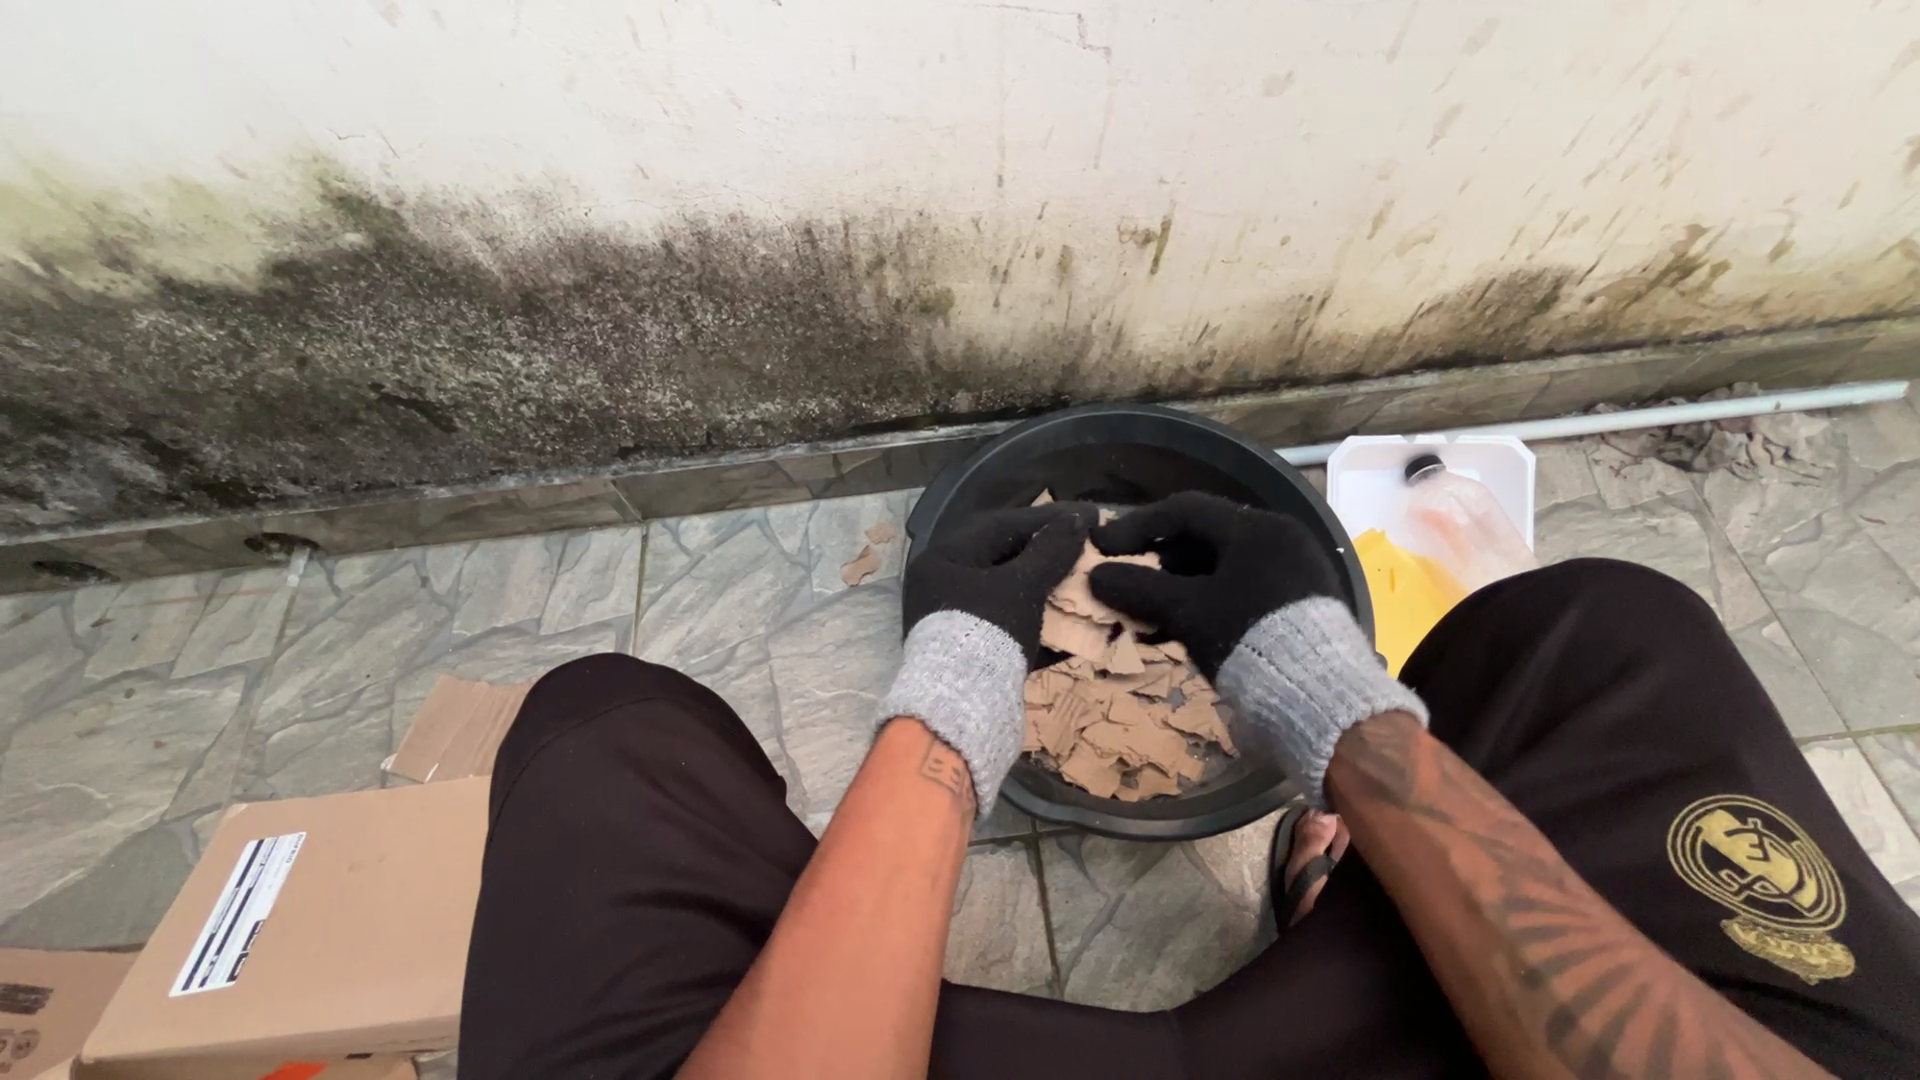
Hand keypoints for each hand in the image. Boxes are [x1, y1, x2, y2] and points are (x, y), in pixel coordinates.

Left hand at [903, 503, 1095, 665]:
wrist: (963, 708)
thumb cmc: (985, 633)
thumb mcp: (1020, 587)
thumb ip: (1049, 551)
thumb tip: (1077, 520)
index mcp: (944, 559)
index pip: (1001, 526)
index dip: (1047, 518)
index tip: (1087, 514)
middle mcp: (941, 585)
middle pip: (1002, 559)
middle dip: (1046, 554)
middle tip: (1084, 545)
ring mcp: (953, 620)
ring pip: (1007, 593)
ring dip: (1045, 587)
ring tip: (1082, 580)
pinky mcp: (968, 652)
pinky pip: (1007, 624)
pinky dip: (1037, 619)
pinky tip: (1069, 620)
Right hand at [1085, 491, 1343, 678]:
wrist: (1321, 698)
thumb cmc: (1249, 638)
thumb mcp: (1186, 611)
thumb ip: (1139, 588)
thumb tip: (1095, 576)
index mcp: (1257, 528)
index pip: (1185, 509)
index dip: (1138, 525)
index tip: (1104, 545)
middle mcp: (1281, 540)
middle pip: (1204, 538)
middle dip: (1159, 561)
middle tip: (1129, 579)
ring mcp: (1295, 573)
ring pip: (1221, 567)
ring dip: (1179, 586)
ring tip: (1150, 613)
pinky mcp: (1301, 606)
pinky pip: (1242, 590)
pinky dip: (1206, 602)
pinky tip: (1184, 630)